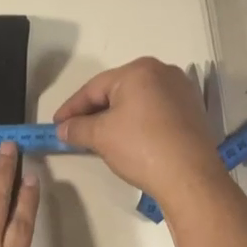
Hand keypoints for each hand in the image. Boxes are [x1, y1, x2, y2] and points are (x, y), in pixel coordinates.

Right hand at [53, 58, 225, 198]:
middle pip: (117, 91)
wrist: (188, 175)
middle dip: (93, 111)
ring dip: (115, 118)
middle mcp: (162, 72)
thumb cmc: (141, 148)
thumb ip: (77, 128)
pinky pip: (154, 111)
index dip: (71, 108)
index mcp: (138, 70)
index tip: (56, 125)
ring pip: (136, 101)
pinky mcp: (190, 111)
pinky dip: (136, 123)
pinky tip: (128, 140)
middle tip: (75, 131)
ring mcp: (180, 90)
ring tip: (99, 138)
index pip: (94, 87)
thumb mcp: (101, 137)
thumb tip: (63, 128)